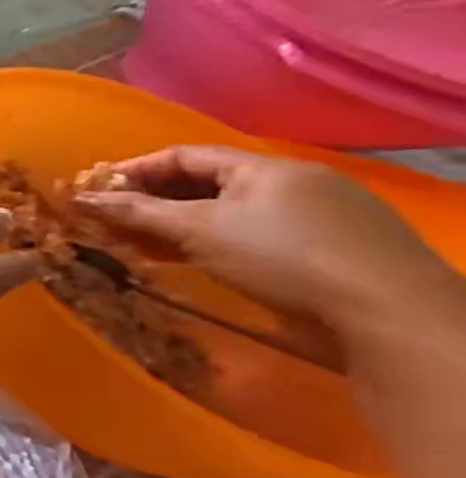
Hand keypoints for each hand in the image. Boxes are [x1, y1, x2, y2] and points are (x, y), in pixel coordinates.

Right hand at [75, 146, 459, 336]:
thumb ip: (136, 211)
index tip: (99, 188)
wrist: (395, 322)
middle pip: (208, 184)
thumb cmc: (284, 258)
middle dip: (155, 201)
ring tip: (146, 244)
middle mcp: (298, 184)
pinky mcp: (338, 254)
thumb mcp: (198, 230)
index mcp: (268, 168)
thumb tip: (81, 198)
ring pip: (233, 213)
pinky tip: (196, 260)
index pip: (184, 156)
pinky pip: (260, 236)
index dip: (135, 169)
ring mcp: (325, 220)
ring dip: (183, 225)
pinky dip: (218, 243)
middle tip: (117, 219)